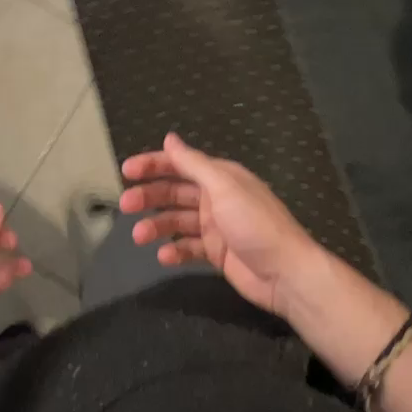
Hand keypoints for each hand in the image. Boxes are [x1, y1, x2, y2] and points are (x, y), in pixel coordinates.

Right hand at [119, 132, 324, 315]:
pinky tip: (163, 256)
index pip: (181, 164)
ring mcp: (217, 227)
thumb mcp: (224, 188)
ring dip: (157, 226)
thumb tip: (170, 138)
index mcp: (221, 177)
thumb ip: (194, 164)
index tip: (126, 170)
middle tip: (125, 205)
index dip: (153, 164)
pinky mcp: (217, 253)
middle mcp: (217, 198)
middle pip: (175, 192)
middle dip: (150, 196)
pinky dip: (174, 251)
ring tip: (139, 236)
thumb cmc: (255, 224)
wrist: (286, 273)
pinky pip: (189, 248)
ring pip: (178, 220)